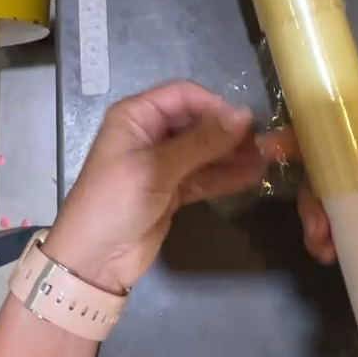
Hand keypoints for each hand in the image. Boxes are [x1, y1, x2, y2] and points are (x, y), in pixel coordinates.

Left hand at [43, 82, 268, 292]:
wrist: (93, 261)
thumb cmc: (115, 201)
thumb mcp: (156, 167)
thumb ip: (201, 142)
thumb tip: (243, 116)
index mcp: (136, 116)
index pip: (183, 95)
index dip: (213, 104)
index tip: (244, 121)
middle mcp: (150, 133)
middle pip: (196, 121)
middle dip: (226, 131)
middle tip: (261, 141)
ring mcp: (162, 163)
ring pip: (204, 150)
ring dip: (231, 154)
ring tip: (264, 158)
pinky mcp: (172, 190)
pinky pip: (203, 175)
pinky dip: (224, 176)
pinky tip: (252, 176)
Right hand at [296, 124, 357, 324]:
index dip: (328, 126)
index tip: (291, 135)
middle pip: (333, 163)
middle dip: (311, 180)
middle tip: (310, 211)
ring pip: (324, 196)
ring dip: (312, 212)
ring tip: (320, 241)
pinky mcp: (357, 242)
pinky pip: (326, 228)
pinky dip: (316, 237)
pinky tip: (325, 255)